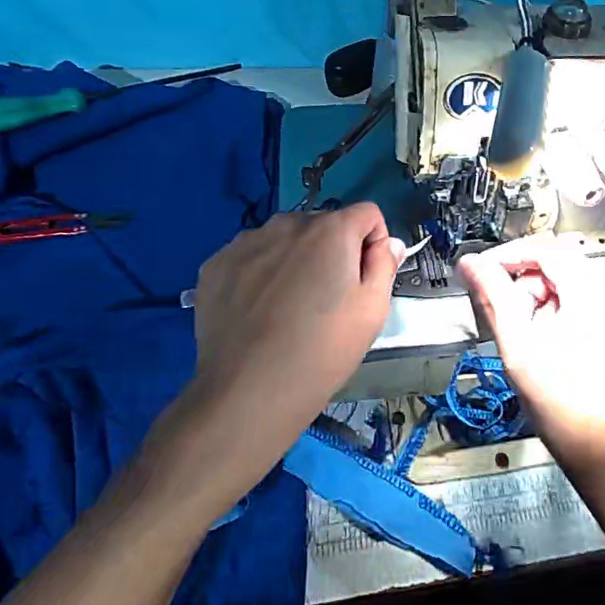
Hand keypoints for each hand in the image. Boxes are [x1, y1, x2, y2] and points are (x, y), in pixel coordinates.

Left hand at [141, 204, 403, 518]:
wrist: (248, 391)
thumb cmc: (323, 350)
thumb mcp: (372, 310)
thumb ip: (384, 265)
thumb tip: (388, 244)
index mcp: (331, 229)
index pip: (367, 214)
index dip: (373, 243)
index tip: (364, 278)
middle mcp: (287, 224)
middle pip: (323, 224)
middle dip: (332, 250)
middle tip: (328, 299)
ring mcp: (245, 242)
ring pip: (284, 239)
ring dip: (295, 259)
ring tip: (290, 306)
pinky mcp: (216, 265)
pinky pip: (251, 256)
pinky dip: (261, 273)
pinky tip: (259, 310)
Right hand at [458, 236, 604, 503]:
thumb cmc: (568, 411)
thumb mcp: (519, 349)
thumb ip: (494, 297)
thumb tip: (470, 263)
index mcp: (598, 292)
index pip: (545, 251)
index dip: (507, 258)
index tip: (481, 274)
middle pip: (564, 268)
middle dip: (530, 287)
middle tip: (508, 321)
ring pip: (580, 289)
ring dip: (550, 304)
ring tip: (533, 343)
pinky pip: (599, 308)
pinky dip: (573, 317)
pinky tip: (560, 352)